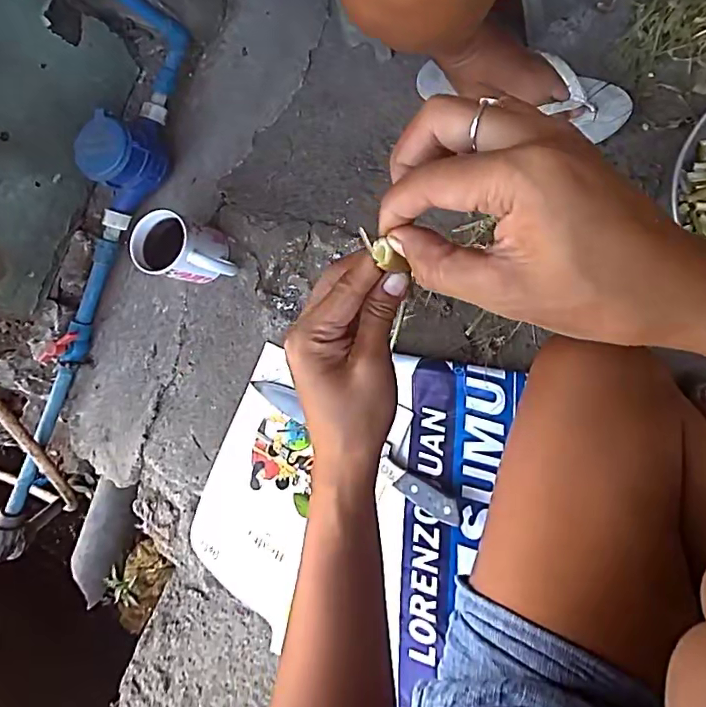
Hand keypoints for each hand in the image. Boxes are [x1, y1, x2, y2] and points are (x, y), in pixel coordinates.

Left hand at [285, 253, 409, 482]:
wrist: (346, 458)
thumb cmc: (357, 421)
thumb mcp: (373, 363)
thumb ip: (380, 316)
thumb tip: (394, 277)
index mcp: (308, 336)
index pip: (345, 286)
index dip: (374, 263)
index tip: (401, 248)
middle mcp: (302, 331)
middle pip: (336, 282)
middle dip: (369, 266)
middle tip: (403, 256)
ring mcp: (310, 337)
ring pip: (339, 293)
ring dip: (367, 280)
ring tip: (399, 270)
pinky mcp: (323, 345)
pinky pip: (342, 310)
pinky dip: (364, 298)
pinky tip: (385, 292)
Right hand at [377, 96, 705, 346]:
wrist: (670, 283)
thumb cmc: (595, 298)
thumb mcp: (507, 293)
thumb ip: (441, 265)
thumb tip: (400, 242)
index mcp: (517, 175)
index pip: (430, 179)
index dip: (397, 206)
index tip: (387, 233)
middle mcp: (533, 135)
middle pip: (442, 113)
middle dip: (409, 153)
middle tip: (405, 199)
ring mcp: (555, 130)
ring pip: (476, 107)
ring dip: (443, 139)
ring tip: (433, 187)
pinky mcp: (568, 138)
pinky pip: (506, 117)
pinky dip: (476, 138)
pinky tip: (474, 178)